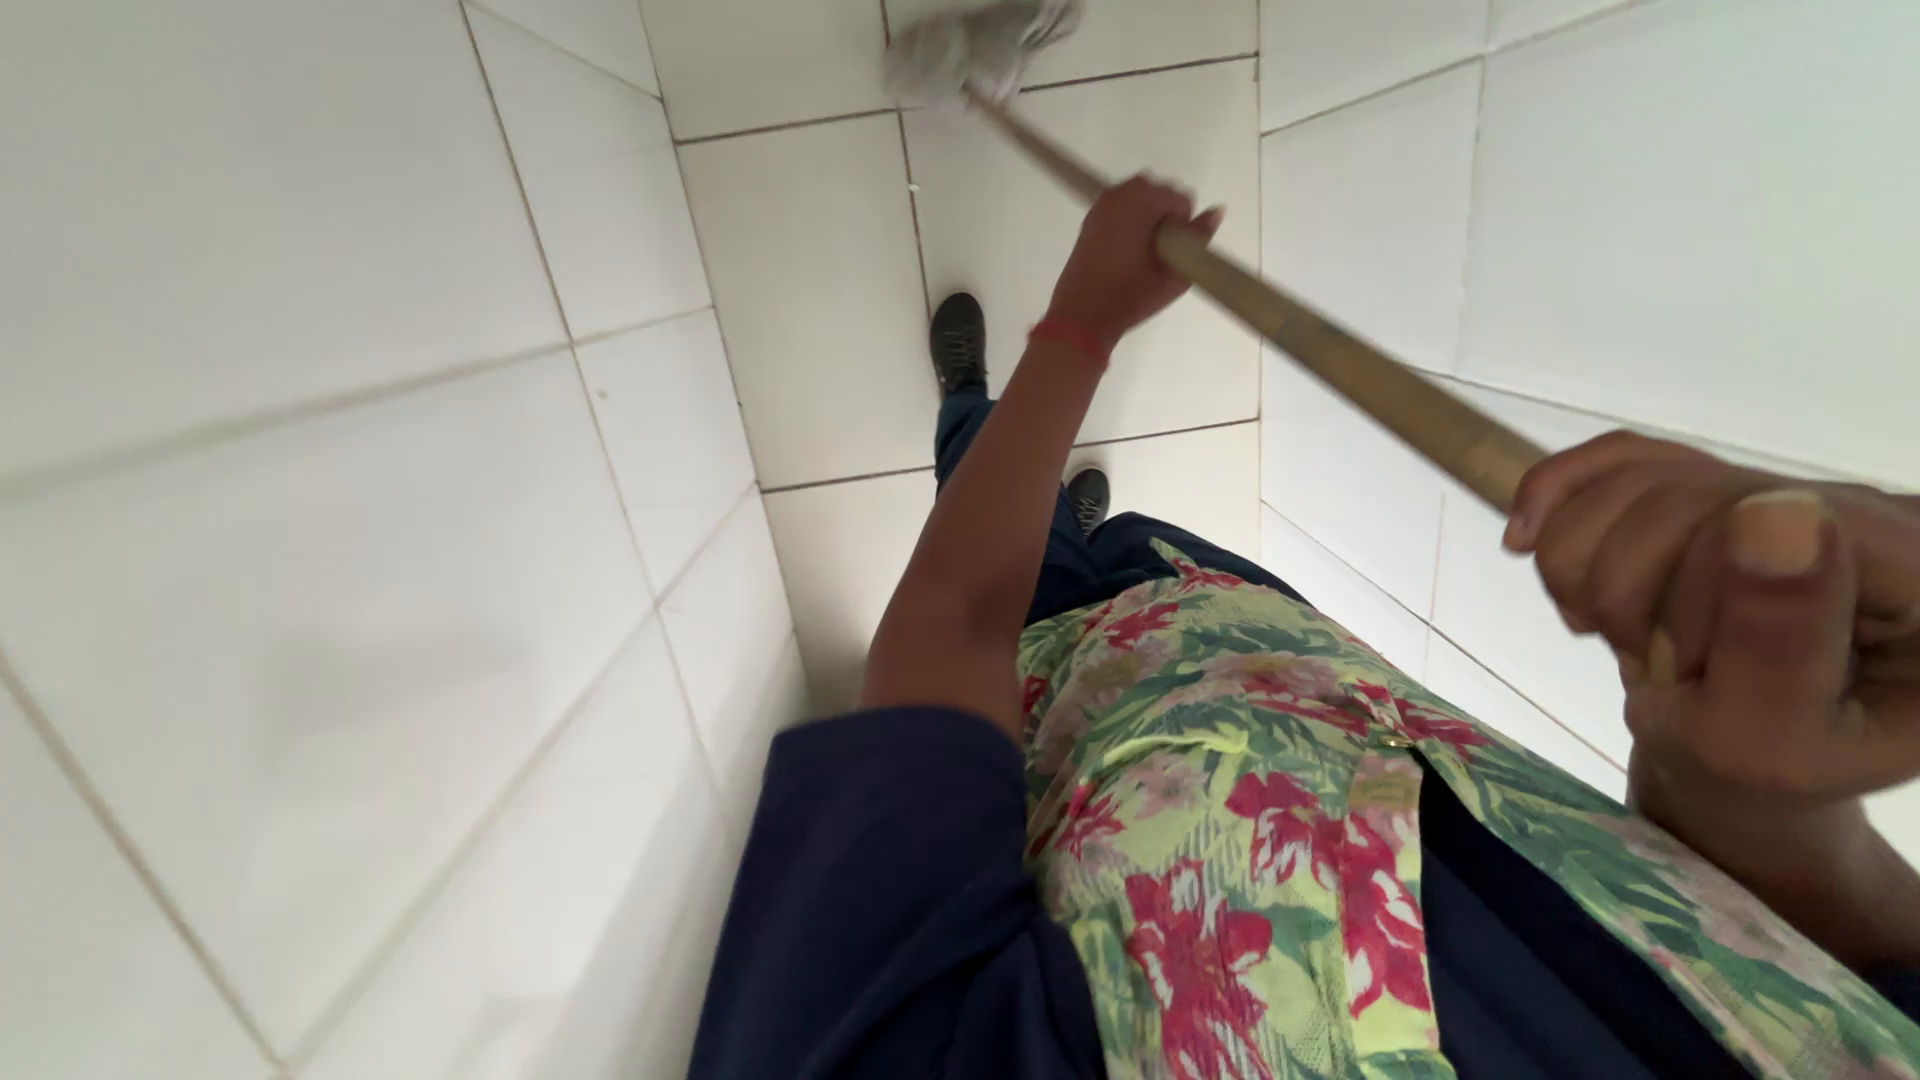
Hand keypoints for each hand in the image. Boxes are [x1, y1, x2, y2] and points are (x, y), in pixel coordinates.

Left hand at [1044, 174, 1223, 350]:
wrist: (1081, 317)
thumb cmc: (1130, 297)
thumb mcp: (1175, 274)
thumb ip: (1199, 237)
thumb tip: (1217, 210)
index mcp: (1142, 199)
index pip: (1180, 199)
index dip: (1182, 227)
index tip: (1171, 254)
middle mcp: (1119, 192)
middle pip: (1158, 193)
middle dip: (1164, 218)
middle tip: (1157, 255)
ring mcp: (1100, 204)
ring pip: (1138, 200)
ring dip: (1147, 220)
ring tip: (1141, 255)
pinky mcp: (1089, 220)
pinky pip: (1120, 210)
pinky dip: (1128, 223)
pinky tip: (1125, 253)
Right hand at [1505, 431, 1919, 801]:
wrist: (1735, 755)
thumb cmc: (1759, 766)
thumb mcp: (1764, 735)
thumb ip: (1778, 637)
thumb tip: (1776, 509)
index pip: (1769, 527)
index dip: (1685, 596)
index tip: (1679, 669)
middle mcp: (1871, 510)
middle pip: (1684, 496)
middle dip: (1621, 588)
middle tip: (1636, 655)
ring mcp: (1788, 490)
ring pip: (1630, 477)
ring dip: (1577, 562)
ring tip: (1603, 624)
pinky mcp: (1715, 485)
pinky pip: (1610, 458)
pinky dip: (1551, 500)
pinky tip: (1526, 540)